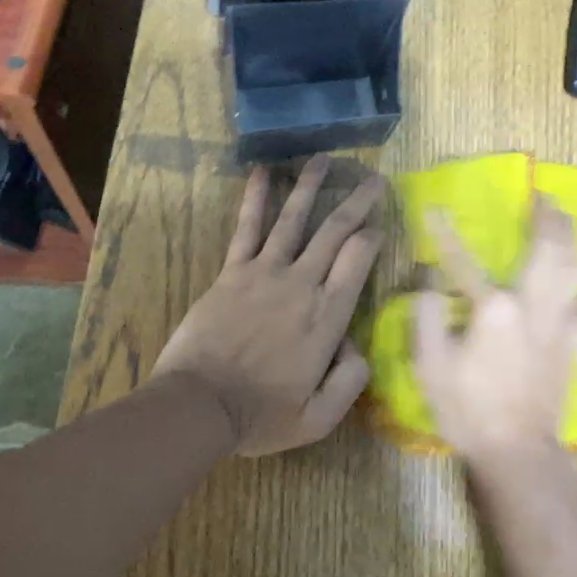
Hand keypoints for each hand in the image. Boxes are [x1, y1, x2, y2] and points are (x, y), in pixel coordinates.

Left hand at [151, 157, 384, 455]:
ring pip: (295, 219)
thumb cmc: (259, 416)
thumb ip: (350, 381)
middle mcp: (302, 285)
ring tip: (324, 159)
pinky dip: (256, 198)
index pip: (358, 261)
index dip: (373, 237)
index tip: (379, 225)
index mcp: (327, 318)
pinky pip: (247, 228)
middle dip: (358, 201)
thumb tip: (357, 346)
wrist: (197, 407)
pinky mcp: (232, 272)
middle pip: (335, 231)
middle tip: (374, 178)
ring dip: (312, 186)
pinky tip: (262, 172)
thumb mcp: (318, 418)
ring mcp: (265, 273)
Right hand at [413, 198, 576, 465]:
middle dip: (543, 217)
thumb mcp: (431, 367)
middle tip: (540, 196)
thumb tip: (428, 282)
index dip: (445, 236)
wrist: (516, 452)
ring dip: (571, 237)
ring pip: (571, 267)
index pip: (462, 262)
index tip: (436, 211)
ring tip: (567, 215)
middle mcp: (532, 304)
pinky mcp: (574, 344)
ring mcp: (558, 323)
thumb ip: (428, 318)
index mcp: (493, 308)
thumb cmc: (468, 410)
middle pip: (543, 248)